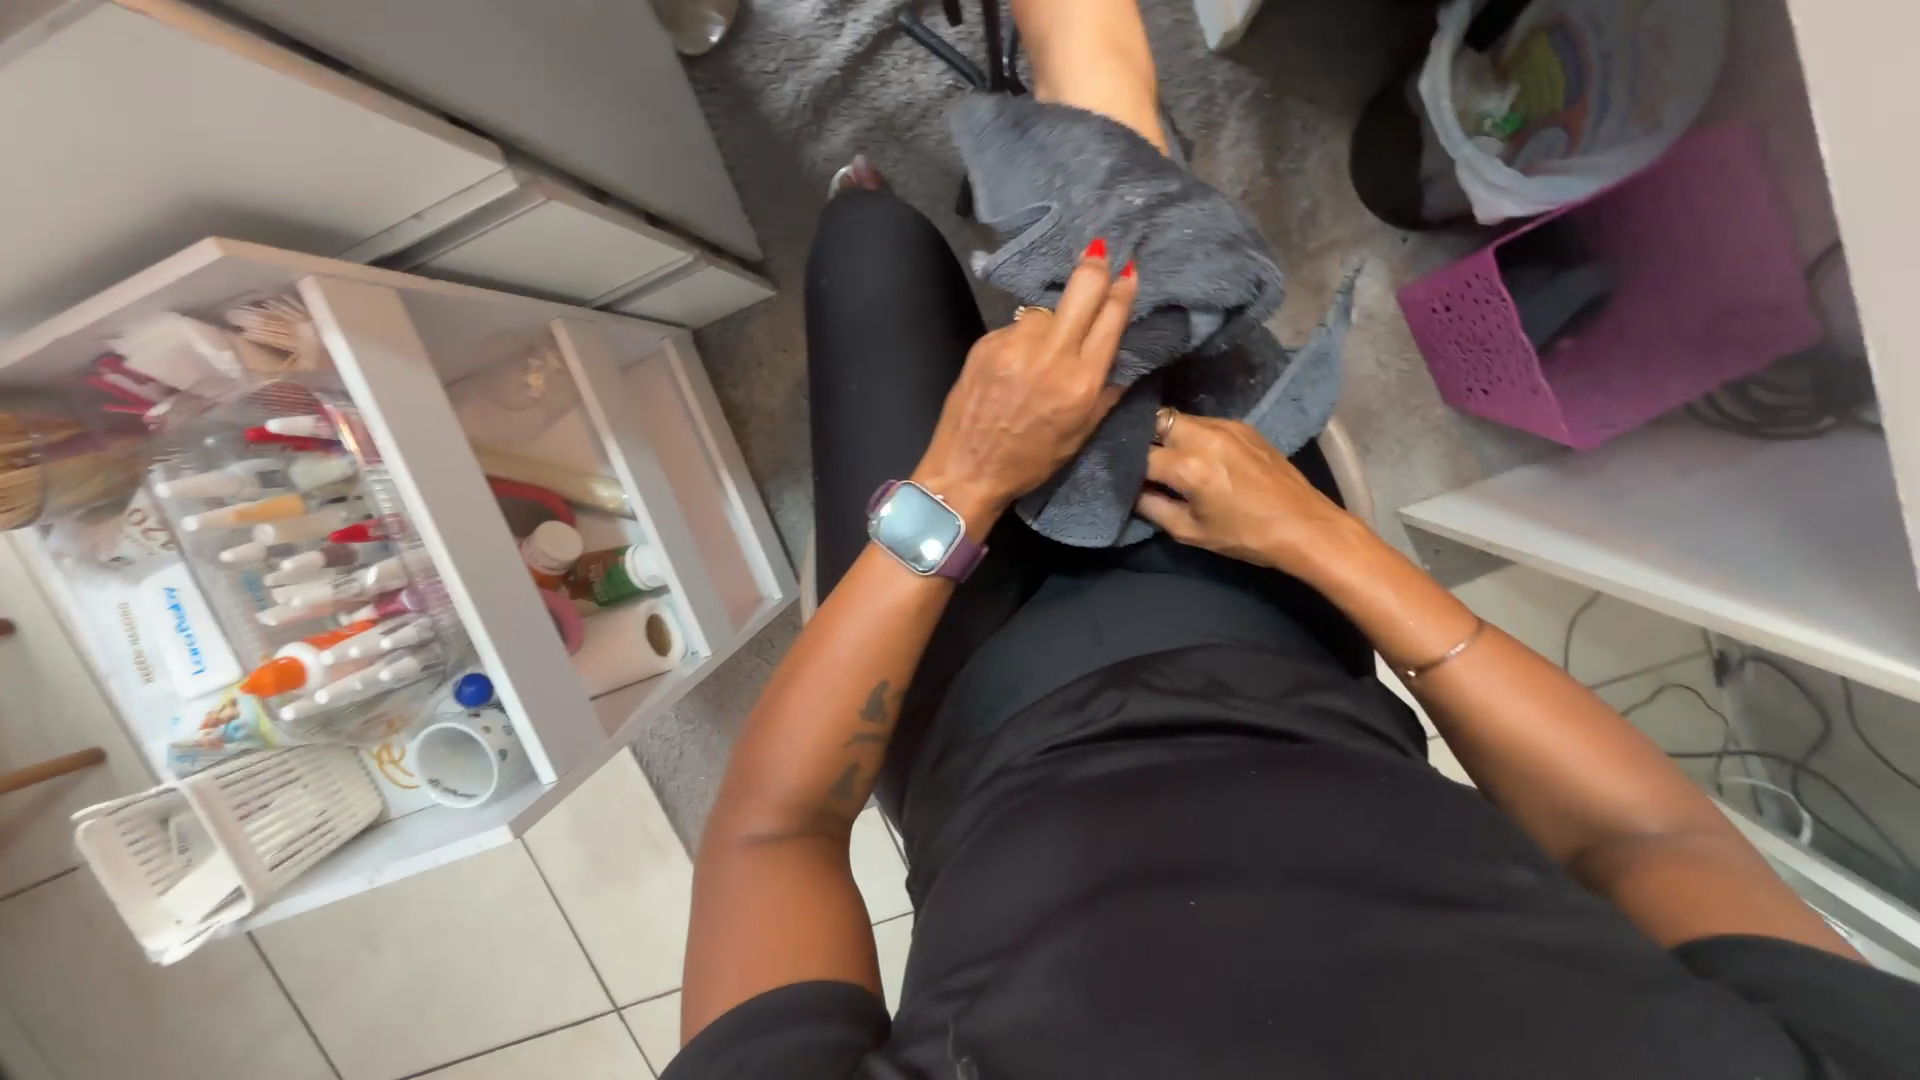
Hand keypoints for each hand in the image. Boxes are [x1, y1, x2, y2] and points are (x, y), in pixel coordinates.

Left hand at [913, 242, 1137, 533]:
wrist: (967, 470)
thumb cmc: (1030, 461)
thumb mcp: (1081, 434)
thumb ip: (1107, 390)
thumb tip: (1123, 352)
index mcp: (1081, 381)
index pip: (1112, 315)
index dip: (1124, 288)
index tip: (1129, 271)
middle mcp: (1051, 355)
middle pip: (1083, 286)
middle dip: (1095, 265)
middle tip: (1099, 252)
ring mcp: (1014, 344)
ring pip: (1044, 310)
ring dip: (1051, 319)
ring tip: (1042, 350)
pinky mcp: (986, 343)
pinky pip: (1015, 327)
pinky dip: (1021, 339)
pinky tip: (1015, 365)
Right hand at [1134, 410, 1360, 576]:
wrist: (1305, 526)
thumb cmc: (1245, 536)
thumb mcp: (1189, 531)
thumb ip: (1151, 507)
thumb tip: (1130, 491)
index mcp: (1190, 466)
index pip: (1139, 455)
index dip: (1124, 466)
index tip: (1119, 476)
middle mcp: (1205, 436)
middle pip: (1155, 421)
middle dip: (1142, 439)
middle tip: (1138, 460)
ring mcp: (1227, 426)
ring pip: (1179, 418)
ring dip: (1166, 435)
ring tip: (1164, 457)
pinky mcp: (1243, 426)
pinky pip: (1203, 422)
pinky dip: (1190, 435)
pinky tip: (1194, 455)